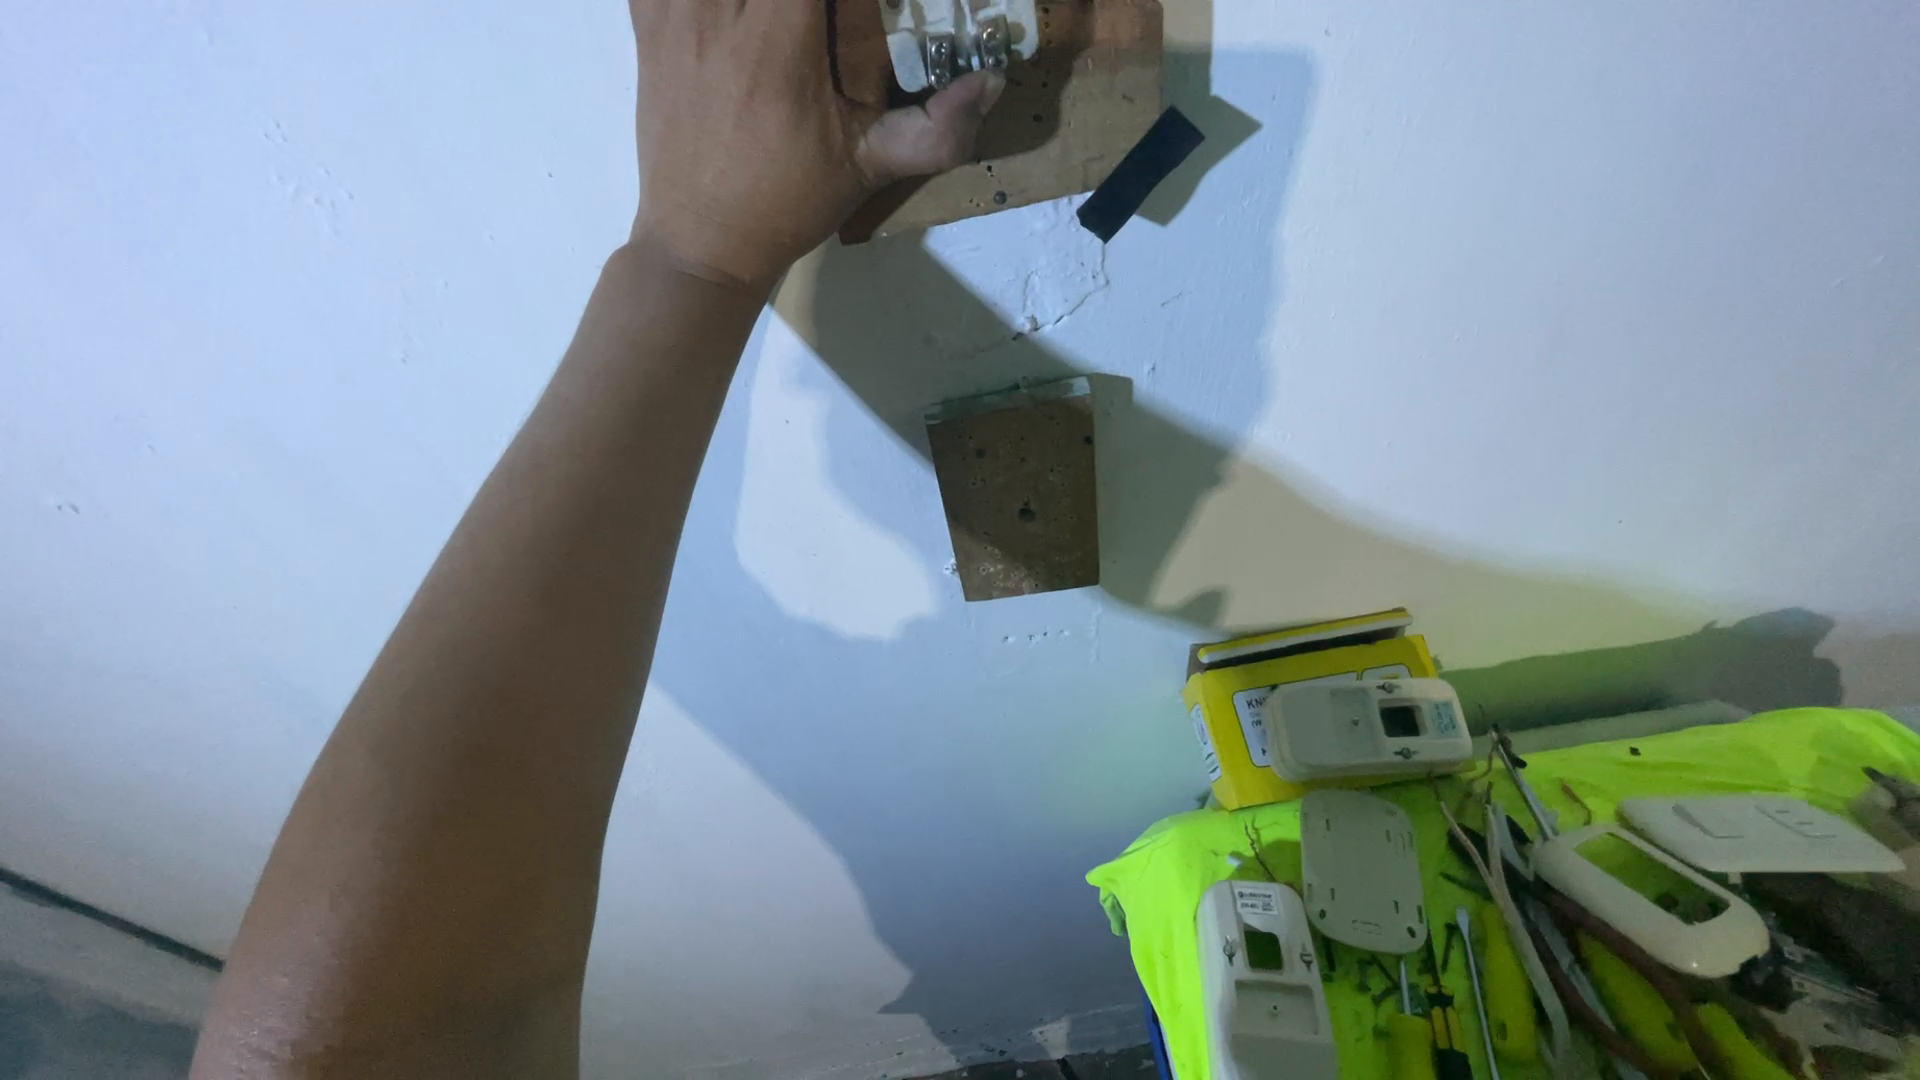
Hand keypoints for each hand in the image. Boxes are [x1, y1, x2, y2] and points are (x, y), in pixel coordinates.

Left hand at [629, 0, 1004, 290]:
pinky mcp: (645, 18)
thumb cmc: (788, 205)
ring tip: (787, 20)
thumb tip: (993, 86)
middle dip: (817, 2)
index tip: (866, 9)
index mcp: (781, 37)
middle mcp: (721, 7)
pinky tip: (728, 15)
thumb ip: (933, 131)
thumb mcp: (866, 170)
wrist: (704, 241)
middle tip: (829, 21)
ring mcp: (674, 7)